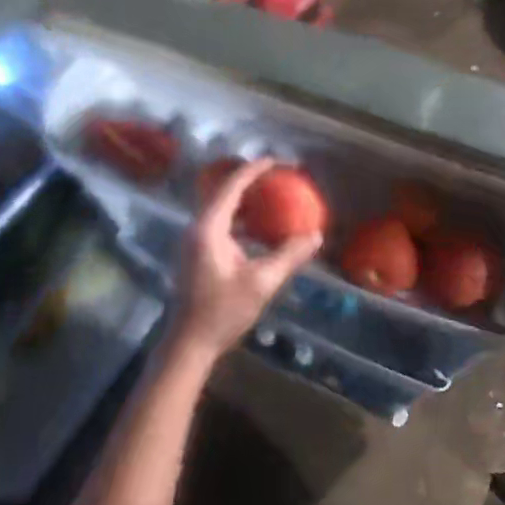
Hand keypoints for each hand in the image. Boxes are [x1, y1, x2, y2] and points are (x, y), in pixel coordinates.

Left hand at [170, 158, 321, 358]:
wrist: (188, 344)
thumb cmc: (222, 312)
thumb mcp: (261, 283)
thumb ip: (288, 256)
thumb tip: (315, 236)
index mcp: (209, 228)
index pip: (231, 187)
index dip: (253, 170)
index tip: (276, 160)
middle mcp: (197, 228)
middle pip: (223, 193)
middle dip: (249, 181)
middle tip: (276, 177)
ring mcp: (194, 241)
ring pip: (221, 210)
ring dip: (244, 201)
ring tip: (270, 197)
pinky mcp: (196, 254)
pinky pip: (220, 225)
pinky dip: (239, 219)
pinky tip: (258, 229)